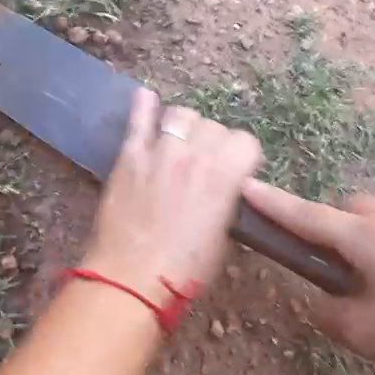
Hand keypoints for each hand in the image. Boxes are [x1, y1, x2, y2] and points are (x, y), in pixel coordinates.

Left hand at [79, 90, 262, 302]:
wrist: (132, 277)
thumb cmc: (184, 270)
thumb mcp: (222, 236)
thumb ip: (226, 200)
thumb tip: (225, 187)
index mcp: (225, 176)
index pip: (246, 142)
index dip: (243, 156)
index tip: (236, 171)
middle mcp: (195, 155)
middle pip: (213, 126)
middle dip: (214, 141)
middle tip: (205, 163)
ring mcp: (159, 151)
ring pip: (180, 115)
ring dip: (185, 125)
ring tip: (179, 141)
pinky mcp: (129, 156)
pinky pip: (138, 121)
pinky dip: (143, 106)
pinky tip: (146, 97)